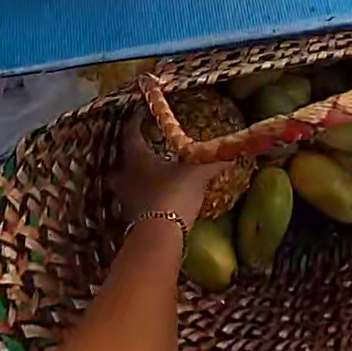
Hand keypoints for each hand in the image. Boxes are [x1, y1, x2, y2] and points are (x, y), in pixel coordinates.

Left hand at [110, 110, 230, 229]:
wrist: (162, 235)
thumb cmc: (174, 193)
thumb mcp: (197, 173)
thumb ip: (211, 162)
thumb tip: (231, 151)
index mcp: (137, 158)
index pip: (131, 134)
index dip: (135, 123)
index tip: (140, 115)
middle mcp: (126, 176)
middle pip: (120, 162)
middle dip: (128, 157)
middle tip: (140, 149)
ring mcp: (126, 200)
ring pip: (124, 184)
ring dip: (133, 180)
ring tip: (147, 176)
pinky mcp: (131, 221)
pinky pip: (133, 204)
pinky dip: (141, 200)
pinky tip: (153, 200)